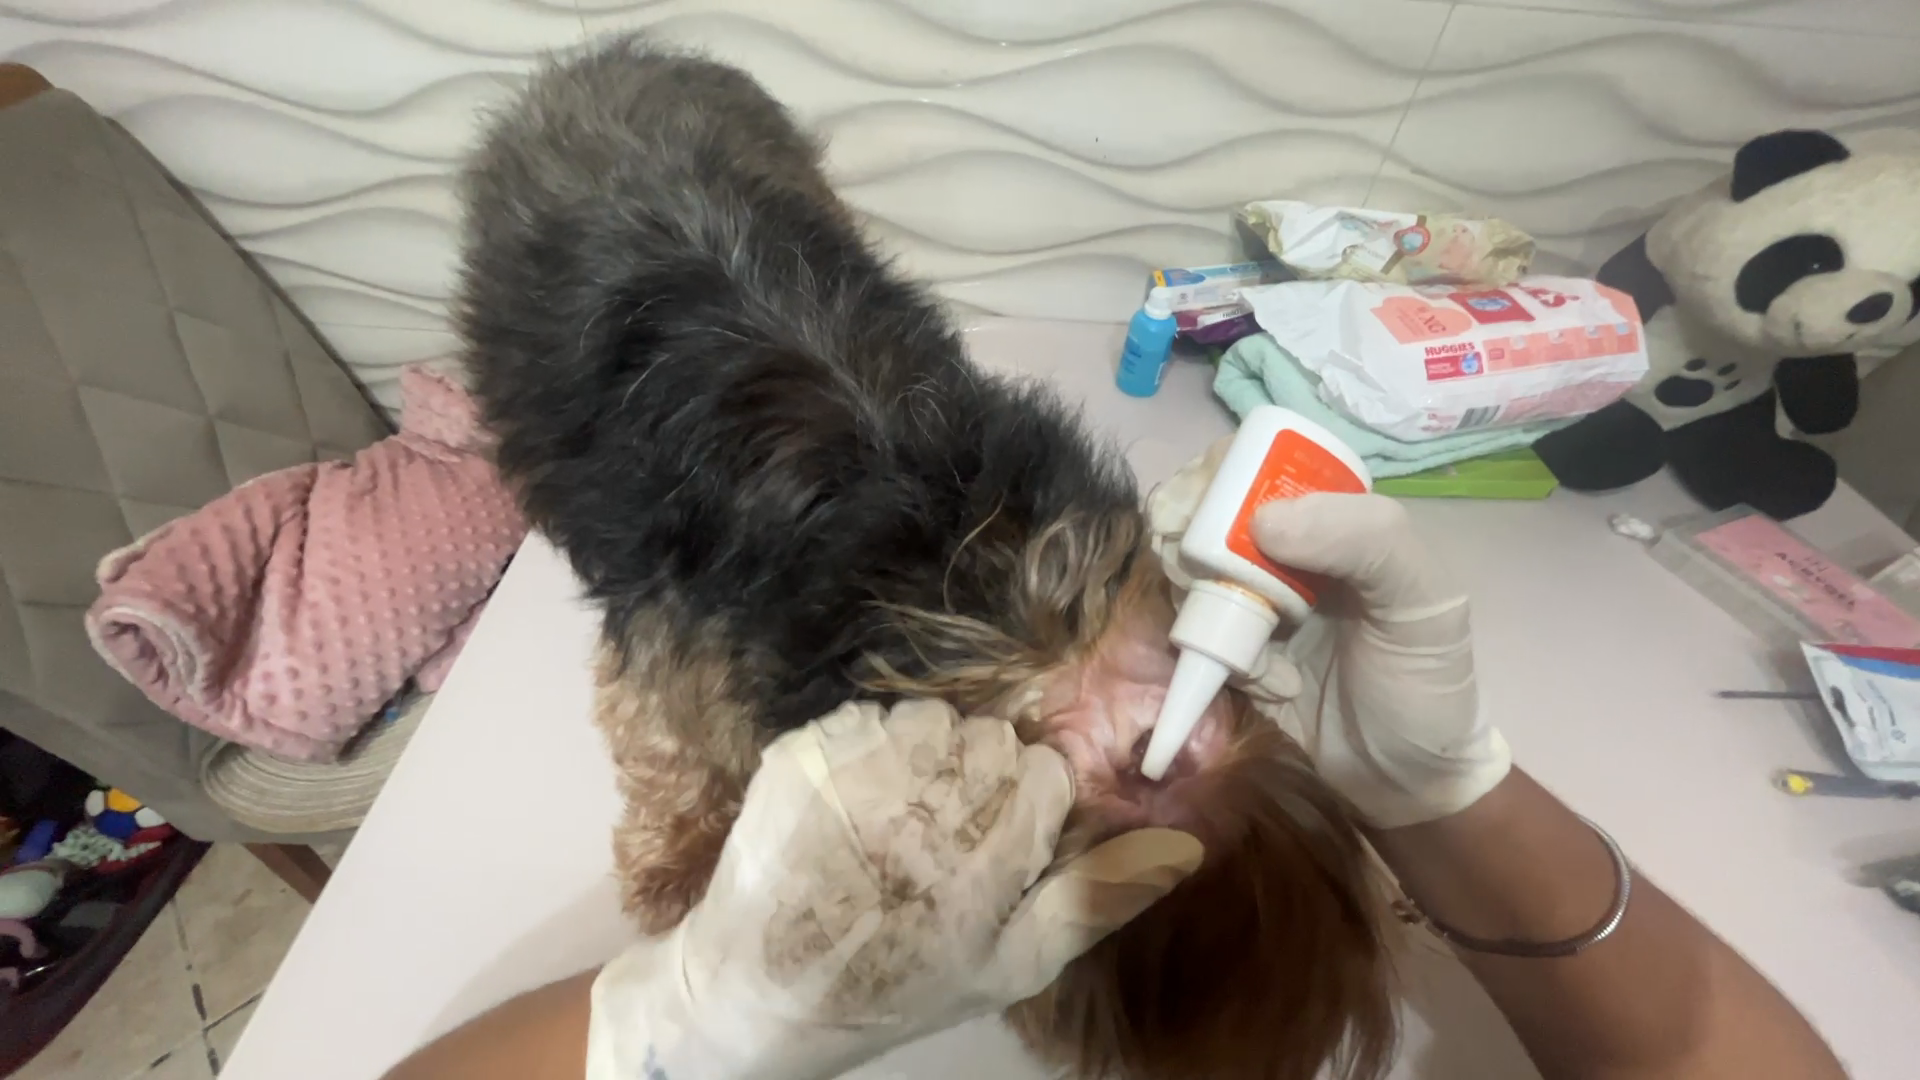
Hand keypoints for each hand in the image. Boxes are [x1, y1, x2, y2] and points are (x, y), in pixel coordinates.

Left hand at [586, 699, 1202, 1079]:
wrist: (760, 988)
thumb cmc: (897, 980)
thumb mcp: (1008, 962)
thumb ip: (1095, 897)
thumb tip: (1181, 847)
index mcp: (986, 858)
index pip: (1043, 771)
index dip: (1023, 799)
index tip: (995, 831)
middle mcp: (927, 804)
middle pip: (989, 737)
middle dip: (976, 774)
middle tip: (940, 828)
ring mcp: (858, 772)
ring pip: (930, 718)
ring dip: (922, 754)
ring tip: (894, 814)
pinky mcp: (804, 753)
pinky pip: (864, 715)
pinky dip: (865, 746)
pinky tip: (848, 802)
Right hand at [1148, 445, 1508, 826]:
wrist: (1401, 782)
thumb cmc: (1424, 684)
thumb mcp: (1424, 603)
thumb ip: (1366, 541)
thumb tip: (1259, 520)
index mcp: (1327, 521)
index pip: (1255, 468)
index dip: (1214, 476)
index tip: (1196, 508)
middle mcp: (1277, 551)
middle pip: (1200, 514)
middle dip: (1187, 540)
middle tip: (1202, 578)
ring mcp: (1245, 599)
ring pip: (1182, 569)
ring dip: (1196, 599)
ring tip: (1243, 642)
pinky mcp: (1223, 647)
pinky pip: (1188, 631)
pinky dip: (1209, 652)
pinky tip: (1261, 681)